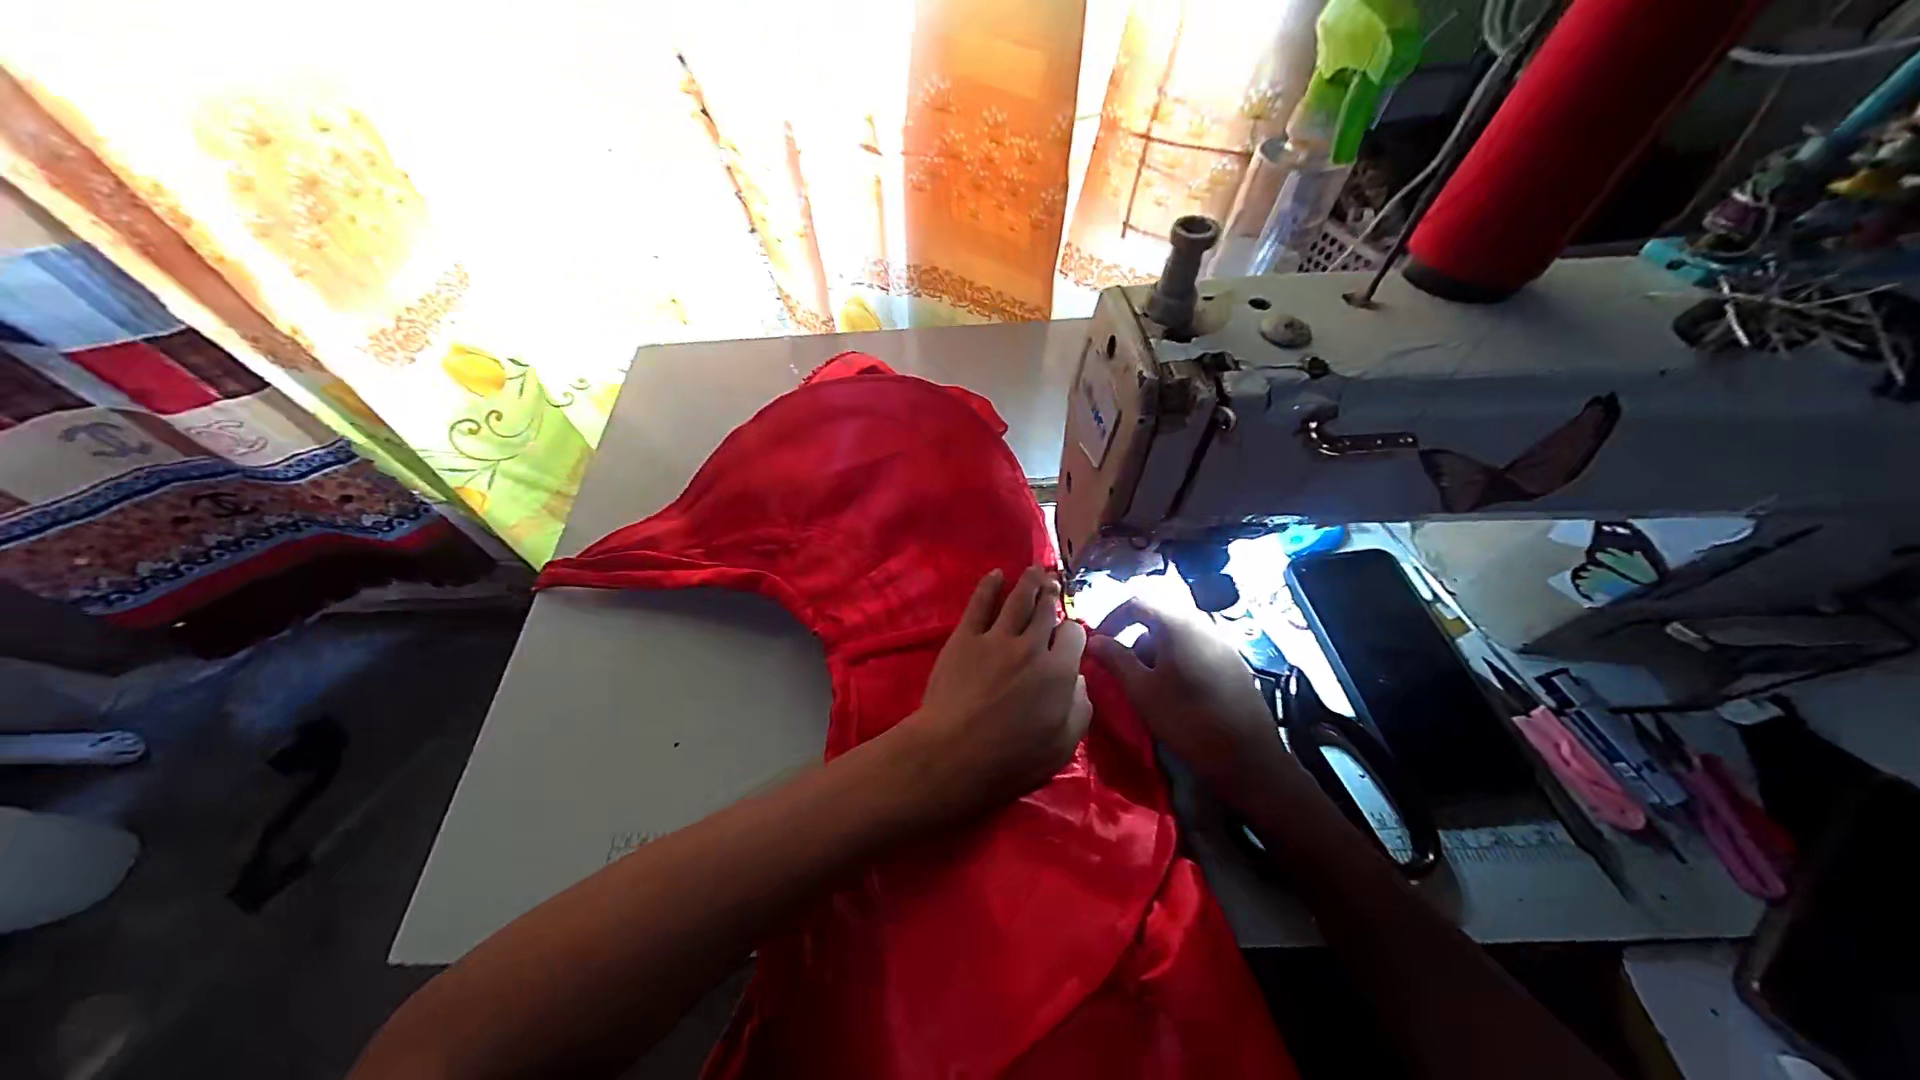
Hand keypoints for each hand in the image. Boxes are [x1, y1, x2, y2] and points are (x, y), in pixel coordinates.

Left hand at [891, 567, 1092, 821]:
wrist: (953, 752)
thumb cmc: (1011, 759)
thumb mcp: (1063, 745)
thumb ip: (1079, 709)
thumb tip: (1078, 679)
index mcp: (1059, 672)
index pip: (1074, 636)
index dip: (1073, 631)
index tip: (1069, 632)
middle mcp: (1031, 646)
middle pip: (1046, 611)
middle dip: (1052, 595)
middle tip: (1054, 584)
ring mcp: (996, 638)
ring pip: (1017, 601)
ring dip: (1029, 583)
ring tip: (1035, 570)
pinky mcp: (964, 638)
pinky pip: (979, 604)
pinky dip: (989, 586)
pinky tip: (996, 574)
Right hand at [1088, 597, 1292, 800]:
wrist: (1247, 757)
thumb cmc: (1187, 719)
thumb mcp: (1141, 690)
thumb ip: (1115, 659)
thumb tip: (1094, 640)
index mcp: (1179, 624)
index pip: (1138, 602)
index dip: (1112, 618)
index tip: (1100, 644)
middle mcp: (1204, 624)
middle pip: (1159, 619)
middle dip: (1136, 640)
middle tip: (1125, 670)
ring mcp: (1223, 644)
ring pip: (1178, 637)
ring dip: (1156, 654)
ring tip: (1149, 688)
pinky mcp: (1234, 664)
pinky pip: (1196, 651)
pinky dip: (1177, 662)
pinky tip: (1177, 694)